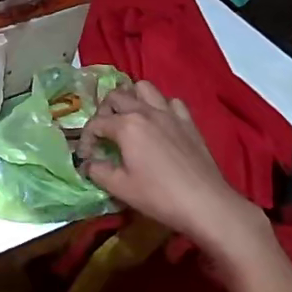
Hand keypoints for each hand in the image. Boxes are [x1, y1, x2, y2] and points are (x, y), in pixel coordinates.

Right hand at [82, 81, 269, 256]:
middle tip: (103, 134)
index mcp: (126, 126)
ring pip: (144, 88)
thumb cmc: (159, 196)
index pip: (95, 123)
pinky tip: (159, 123)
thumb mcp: (120, 187)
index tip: (86, 157)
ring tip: (128, 119)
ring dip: (131, 99)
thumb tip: (88, 164)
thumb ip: (97, 171)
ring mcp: (170, 114)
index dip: (85, 139)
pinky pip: (171, 102)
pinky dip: (160, 107)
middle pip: (116, 96)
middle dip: (103, 112)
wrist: (205, 203)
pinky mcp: (188, 122)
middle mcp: (146, 111)